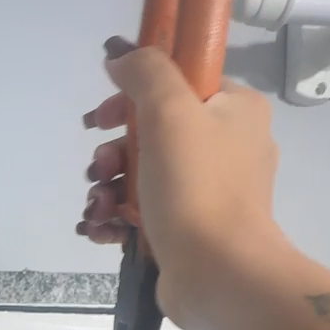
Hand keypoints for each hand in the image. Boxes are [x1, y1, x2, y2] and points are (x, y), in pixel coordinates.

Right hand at [79, 38, 289, 327]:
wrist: (217, 273)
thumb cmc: (196, 189)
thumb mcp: (169, 113)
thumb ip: (146, 74)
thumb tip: (120, 55)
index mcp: (233, 111)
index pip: (177, 85)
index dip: (130, 98)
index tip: (100, 120)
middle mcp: (225, 147)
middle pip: (151, 135)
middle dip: (111, 155)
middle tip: (96, 172)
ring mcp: (207, 193)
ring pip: (142, 177)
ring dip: (107, 190)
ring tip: (95, 209)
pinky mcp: (188, 230)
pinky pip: (143, 213)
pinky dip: (116, 219)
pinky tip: (98, 229)